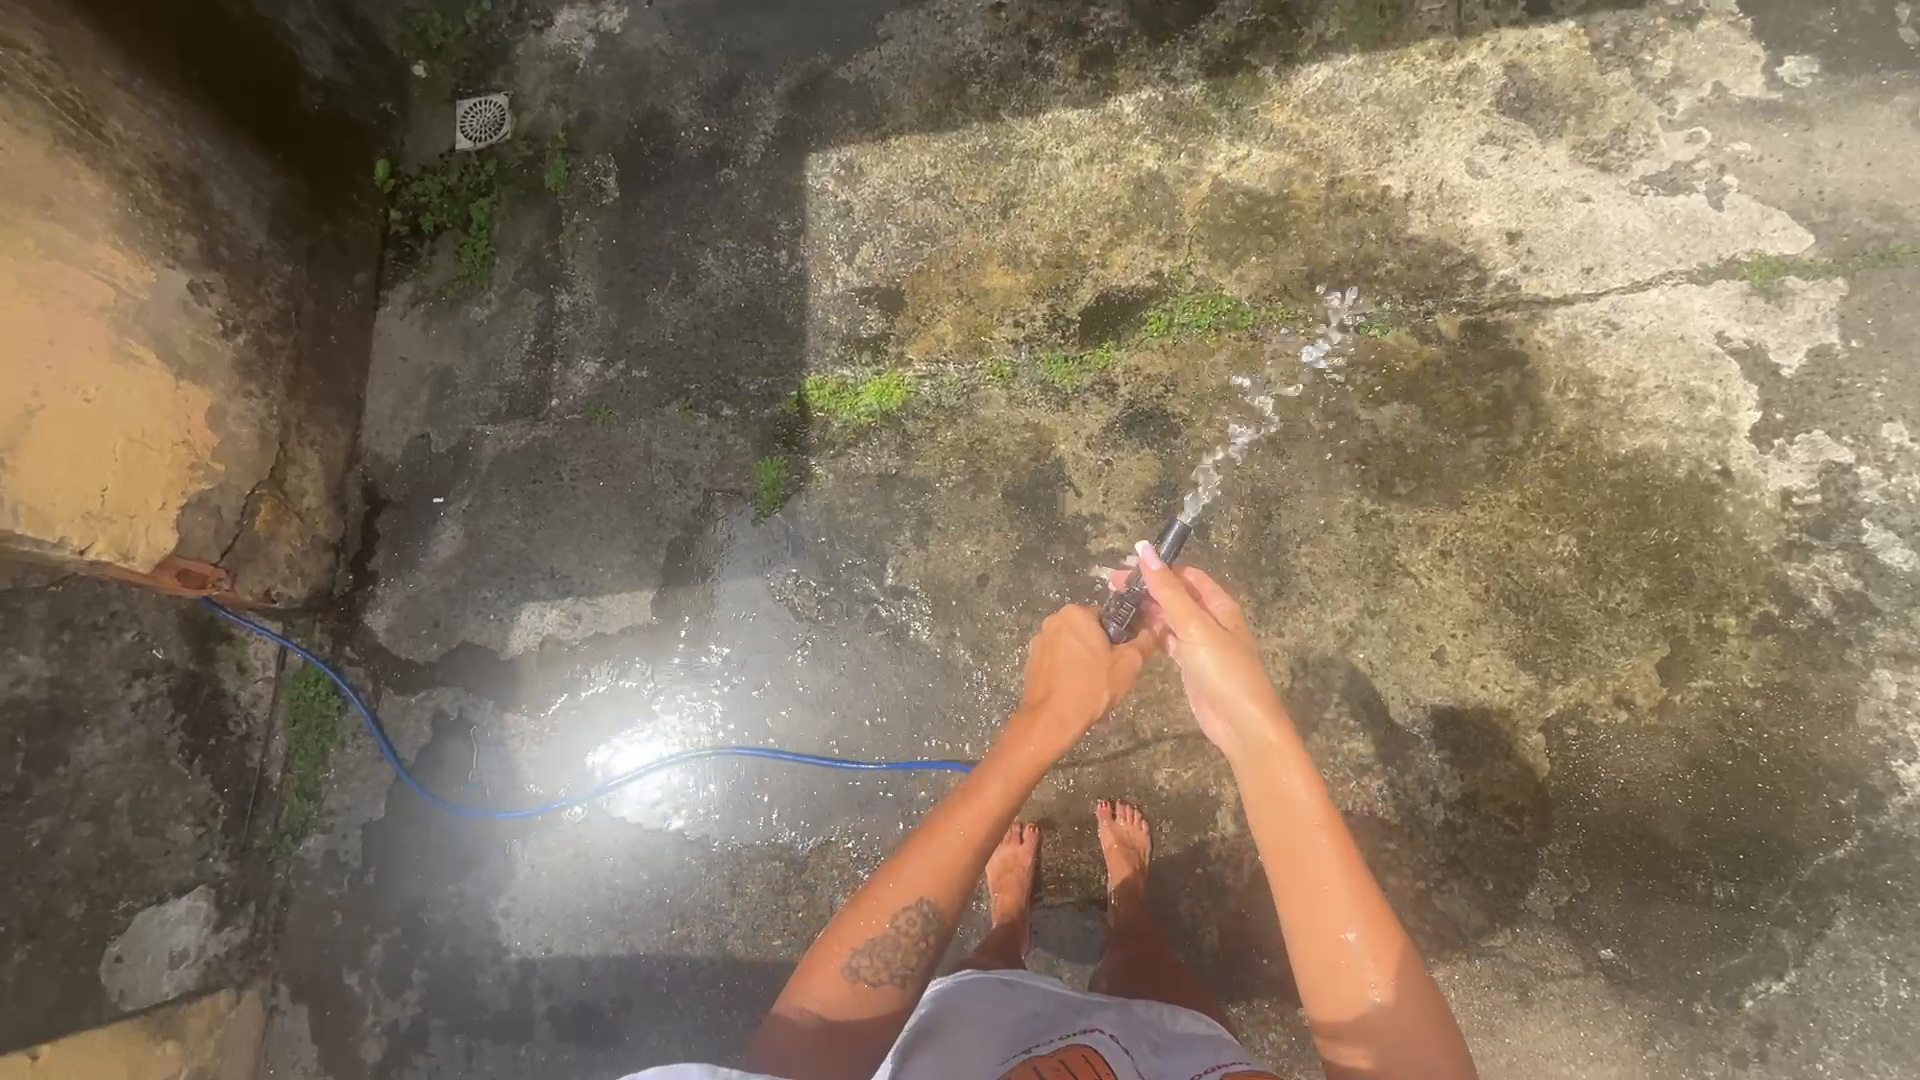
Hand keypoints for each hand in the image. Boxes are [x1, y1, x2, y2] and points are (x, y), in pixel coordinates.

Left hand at [1004, 604, 1158, 760]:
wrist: (1052, 718)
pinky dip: (1066, 669)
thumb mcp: (1129, 664)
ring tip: (1091, 683)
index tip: (1122, 656)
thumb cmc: (1092, 686)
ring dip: (1081, 658)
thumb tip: (1152, 631)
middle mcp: (1053, 620)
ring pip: (1071, 645)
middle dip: (1098, 647)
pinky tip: (1073, 688)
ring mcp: (1038, 641)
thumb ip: (1144, 642)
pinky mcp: (1030, 660)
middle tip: (1109, 672)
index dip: (1118, 637)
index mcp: (1075, 613)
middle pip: (1086, 630)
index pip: (1106, 617)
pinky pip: (1056, 659)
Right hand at [1126, 541, 1288, 759]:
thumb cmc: (1223, 669)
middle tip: (1110, 585)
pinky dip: (1149, 632)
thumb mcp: (1194, 625)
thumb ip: (1168, 590)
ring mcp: (1199, 643)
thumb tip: (1145, 550)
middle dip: (1147, 588)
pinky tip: (1129, 629)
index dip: (1159, 567)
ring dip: (1145, 609)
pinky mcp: (1189, 663)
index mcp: (1219, 604)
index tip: (1126, 565)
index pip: (1186, 575)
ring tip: (1114, 604)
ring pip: (1168, 618)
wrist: (1241, 723)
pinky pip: (1166, 640)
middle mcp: (1210, 619)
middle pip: (1175, 595)